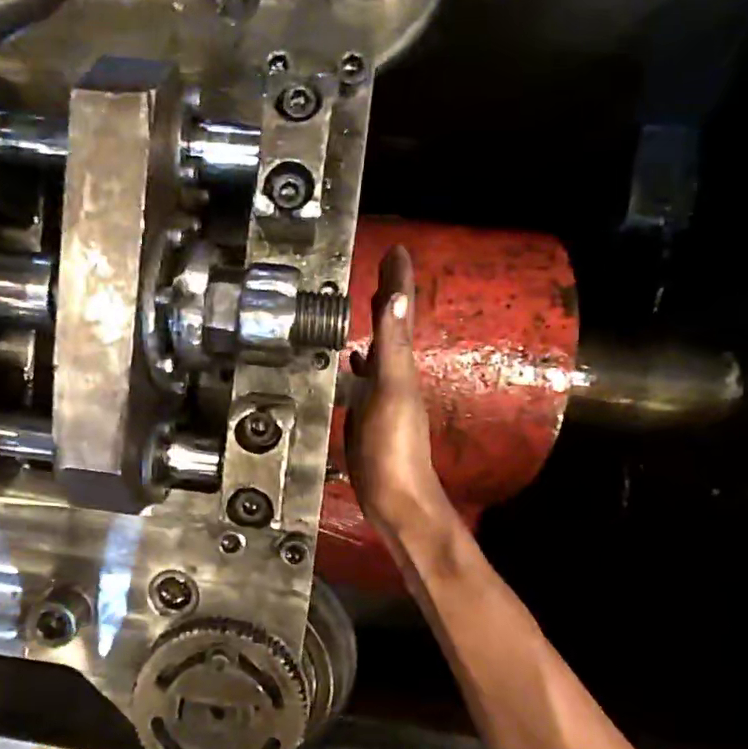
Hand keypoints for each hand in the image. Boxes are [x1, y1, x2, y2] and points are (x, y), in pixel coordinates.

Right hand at [345, 244, 455, 541]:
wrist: (395, 498)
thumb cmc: (393, 448)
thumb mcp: (391, 393)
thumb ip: (391, 348)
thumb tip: (396, 297)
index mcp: (399, 367)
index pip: (400, 314)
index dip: (398, 281)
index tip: (397, 250)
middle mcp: (393, 376)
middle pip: (390, 327)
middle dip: (385, 296)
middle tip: (377, 268)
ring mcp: (379, 397)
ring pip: (376, 351)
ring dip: (371, 326)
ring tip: (357, 304)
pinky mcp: (365, 416)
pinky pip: (361, 378)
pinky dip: (355, 362)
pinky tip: (346, 362)